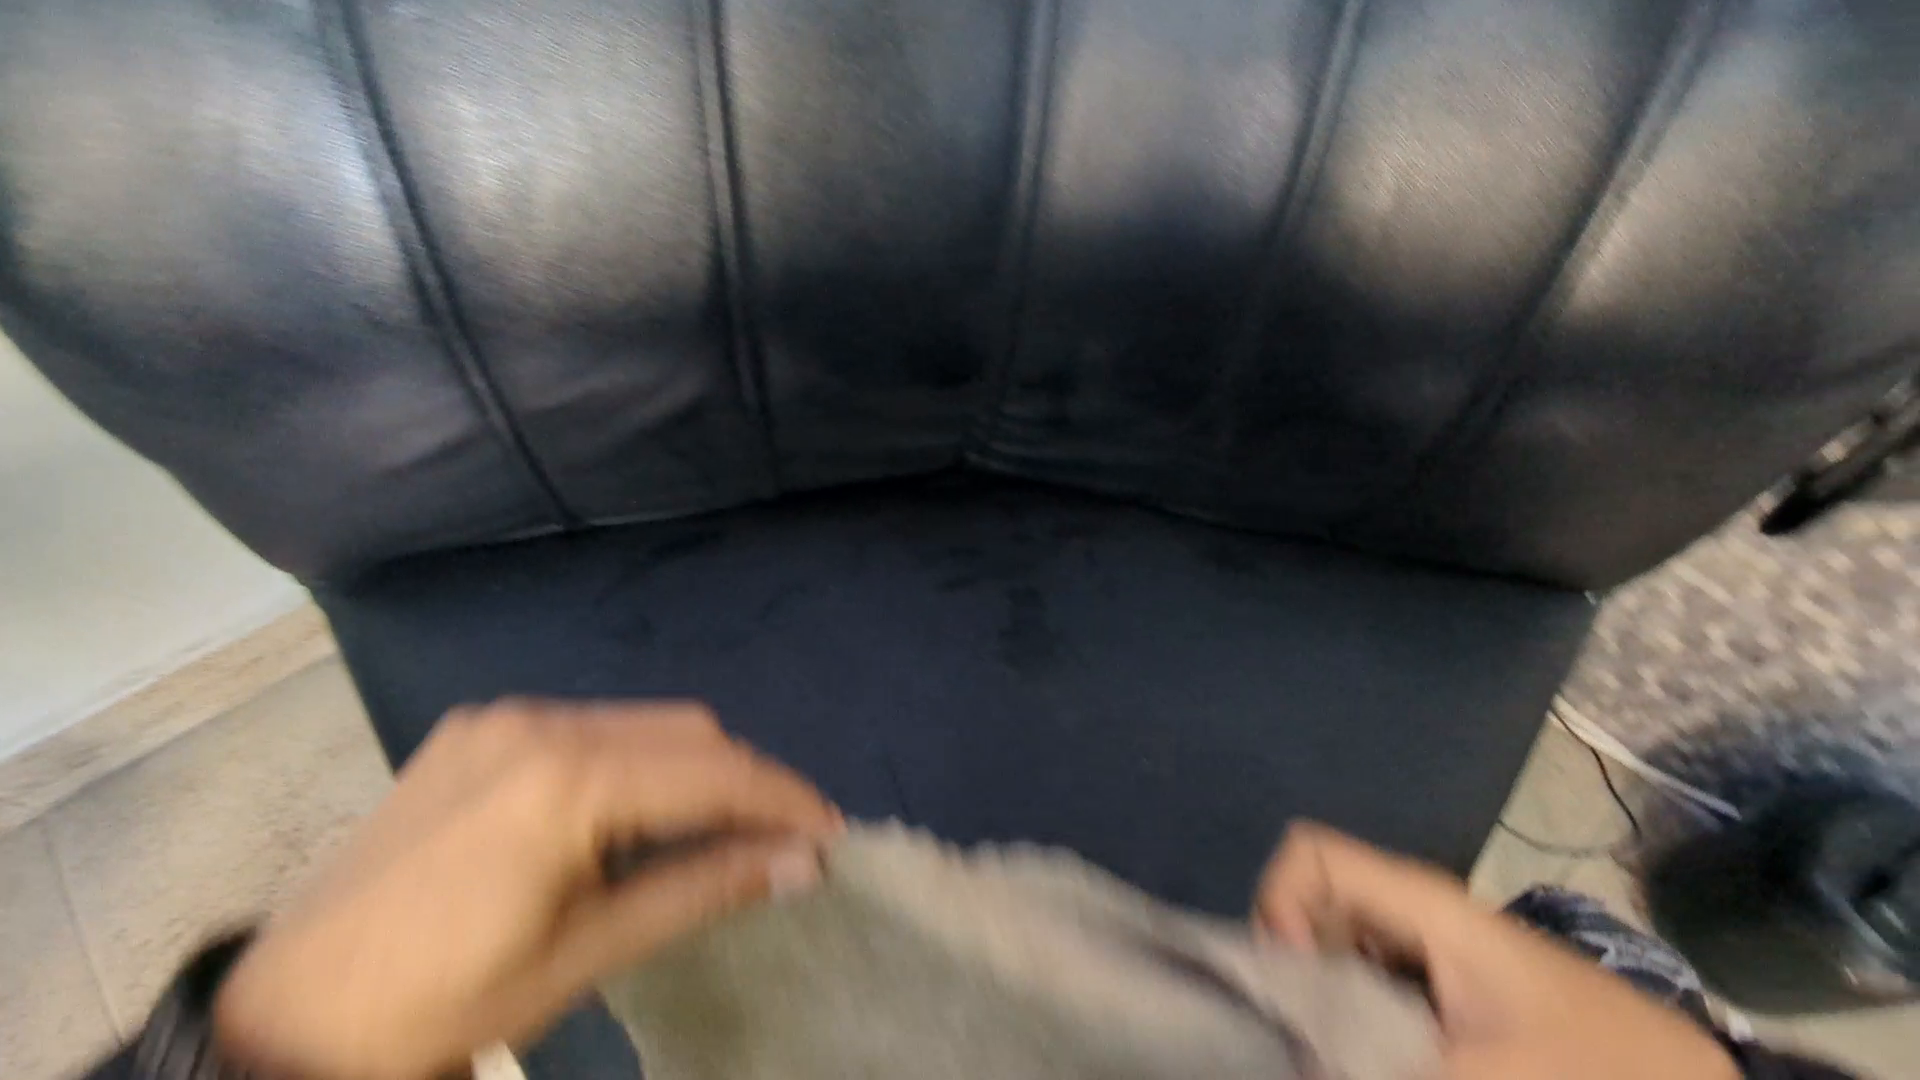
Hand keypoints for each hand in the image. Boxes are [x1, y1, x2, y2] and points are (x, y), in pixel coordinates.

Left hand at [214, 700, 841, 1079]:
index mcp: (565, 782)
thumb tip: (805, 864)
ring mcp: (506, 717)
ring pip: (645, 722)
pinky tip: (631, 810)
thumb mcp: (591, 952)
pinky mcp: (482, 725)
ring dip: (695, 768)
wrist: (292, 1015)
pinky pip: (594, 724)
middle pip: (688, 731)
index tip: (831, 833)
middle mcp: (540, 723)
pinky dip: (638, 759)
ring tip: (715, 827)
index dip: (783, 798)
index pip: (712, 772)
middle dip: (745, 781)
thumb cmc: (449, 999)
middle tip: (779, 840)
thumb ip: (705, 889)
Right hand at [1254, 823, 1737, 1079]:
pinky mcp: (1435, 980)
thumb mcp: (1489, 1075)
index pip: (1308, 855)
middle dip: (1295, 969)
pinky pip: (1361, 981)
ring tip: (1346, 1050)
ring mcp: (1422, 944)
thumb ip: (1381, 1063)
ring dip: (1321, 1000)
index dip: (1279, 904)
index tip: (1297, 983)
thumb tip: (1302, 1060)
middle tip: (1319, 1036)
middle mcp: (1409, 908)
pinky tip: (1376, 1054)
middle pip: (1308, 905)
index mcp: (1420, 901)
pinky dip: (1350, 1017)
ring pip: (1329, 947)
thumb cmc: (1595, 1065)